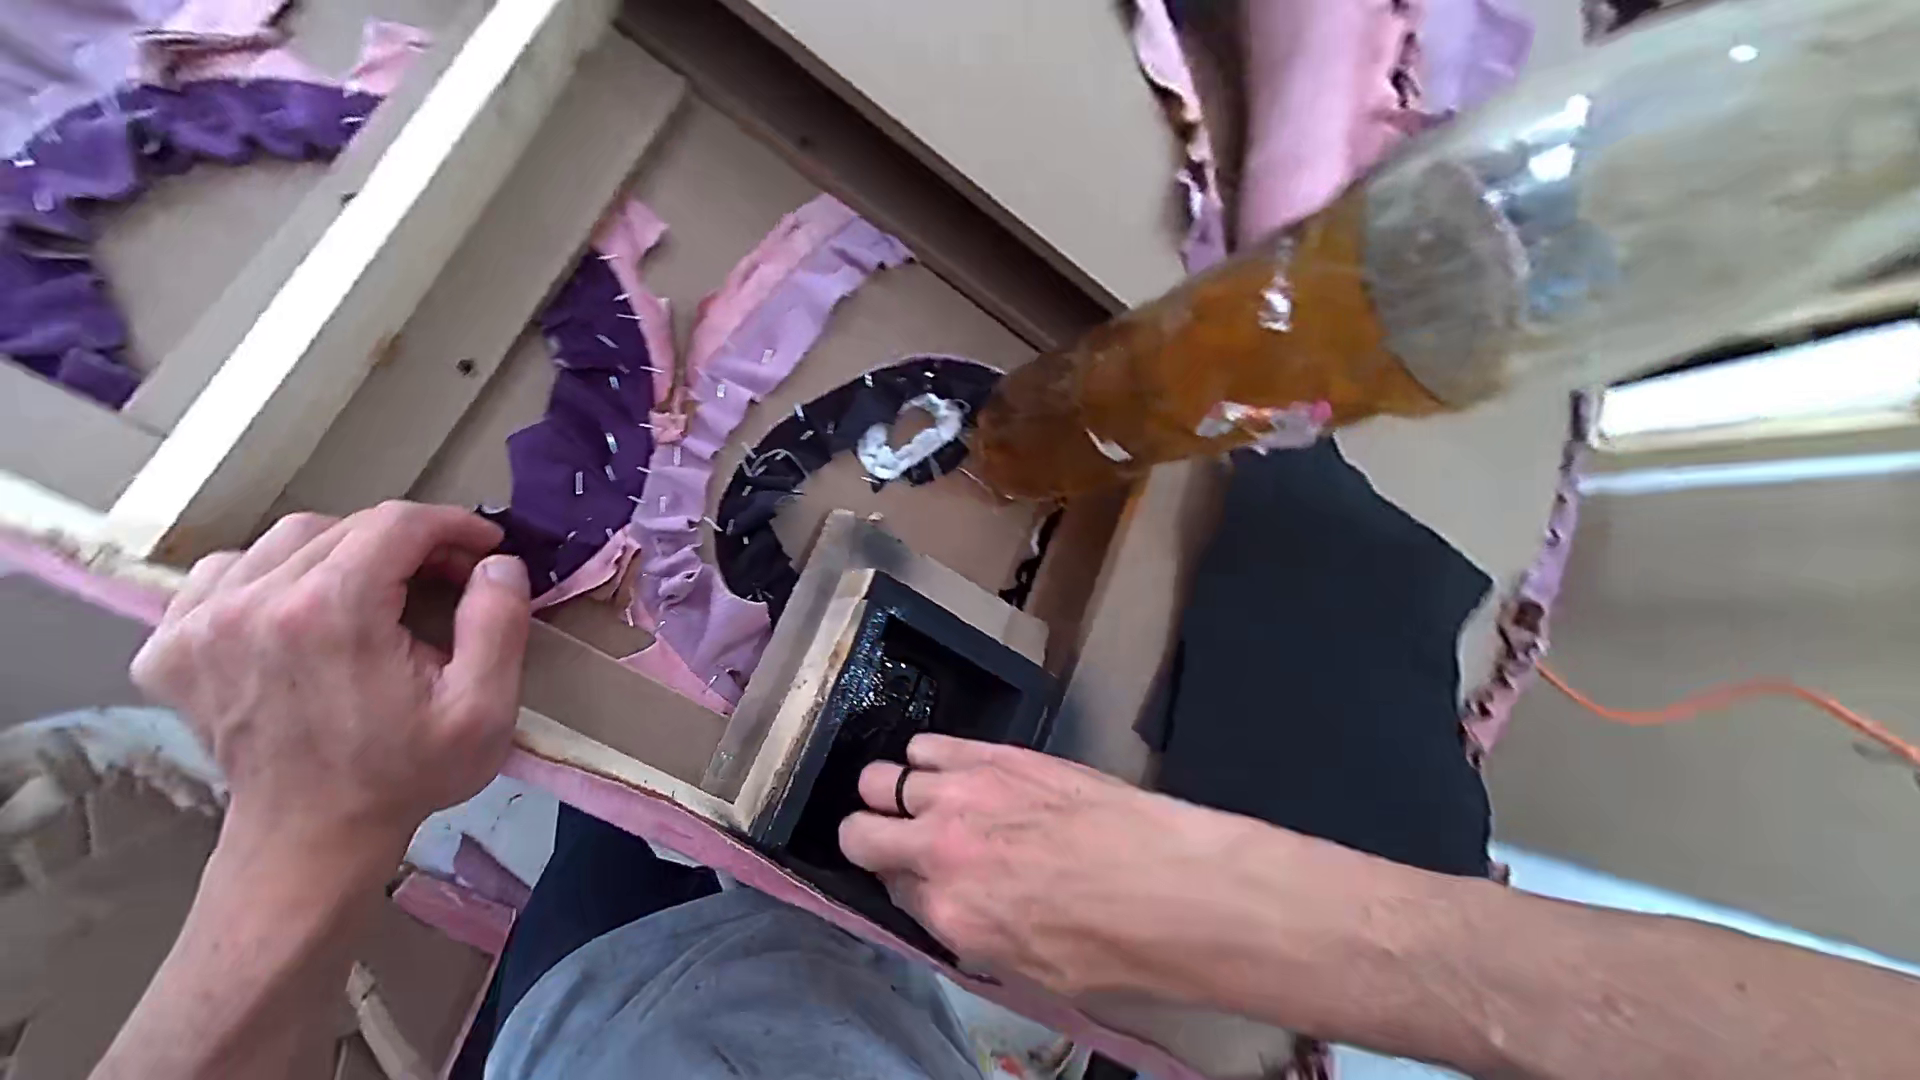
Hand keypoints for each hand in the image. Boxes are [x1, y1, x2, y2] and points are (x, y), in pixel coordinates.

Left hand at [130, 502, 531, 857]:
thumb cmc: (411, 769)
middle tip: (452, 575)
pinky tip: (316, 605)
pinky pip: (233, 571)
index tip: (486, 548)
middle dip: (413, 539)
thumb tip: (497, 562)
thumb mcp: (485, 704)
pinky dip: (286, 571)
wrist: (313, 836)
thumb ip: (499, 620)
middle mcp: (251, 606)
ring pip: (289, 539)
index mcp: (330, 614)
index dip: (453, 525)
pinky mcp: (171, 647)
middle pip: (346, 526)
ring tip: (388, 588)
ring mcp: (198, 626)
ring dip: (353, 550)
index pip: (396, 523)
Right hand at [838, 735, 1262, 998]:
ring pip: (883, 777)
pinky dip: (926, 758)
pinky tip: (949, 768)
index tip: (914, 875)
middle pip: (861, 828)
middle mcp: (940, 848)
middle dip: (871, 834)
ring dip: (897, 791)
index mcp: (948, 912)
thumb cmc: (1109, 943)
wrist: (1169, 883)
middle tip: (899, 834)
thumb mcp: (1024, 967)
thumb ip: (961, 924)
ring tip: (929, 796)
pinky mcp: (992, 754)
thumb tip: (934, 894)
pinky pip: (927, 744)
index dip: (900, 882)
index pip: (886, 889)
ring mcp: (963, 794)